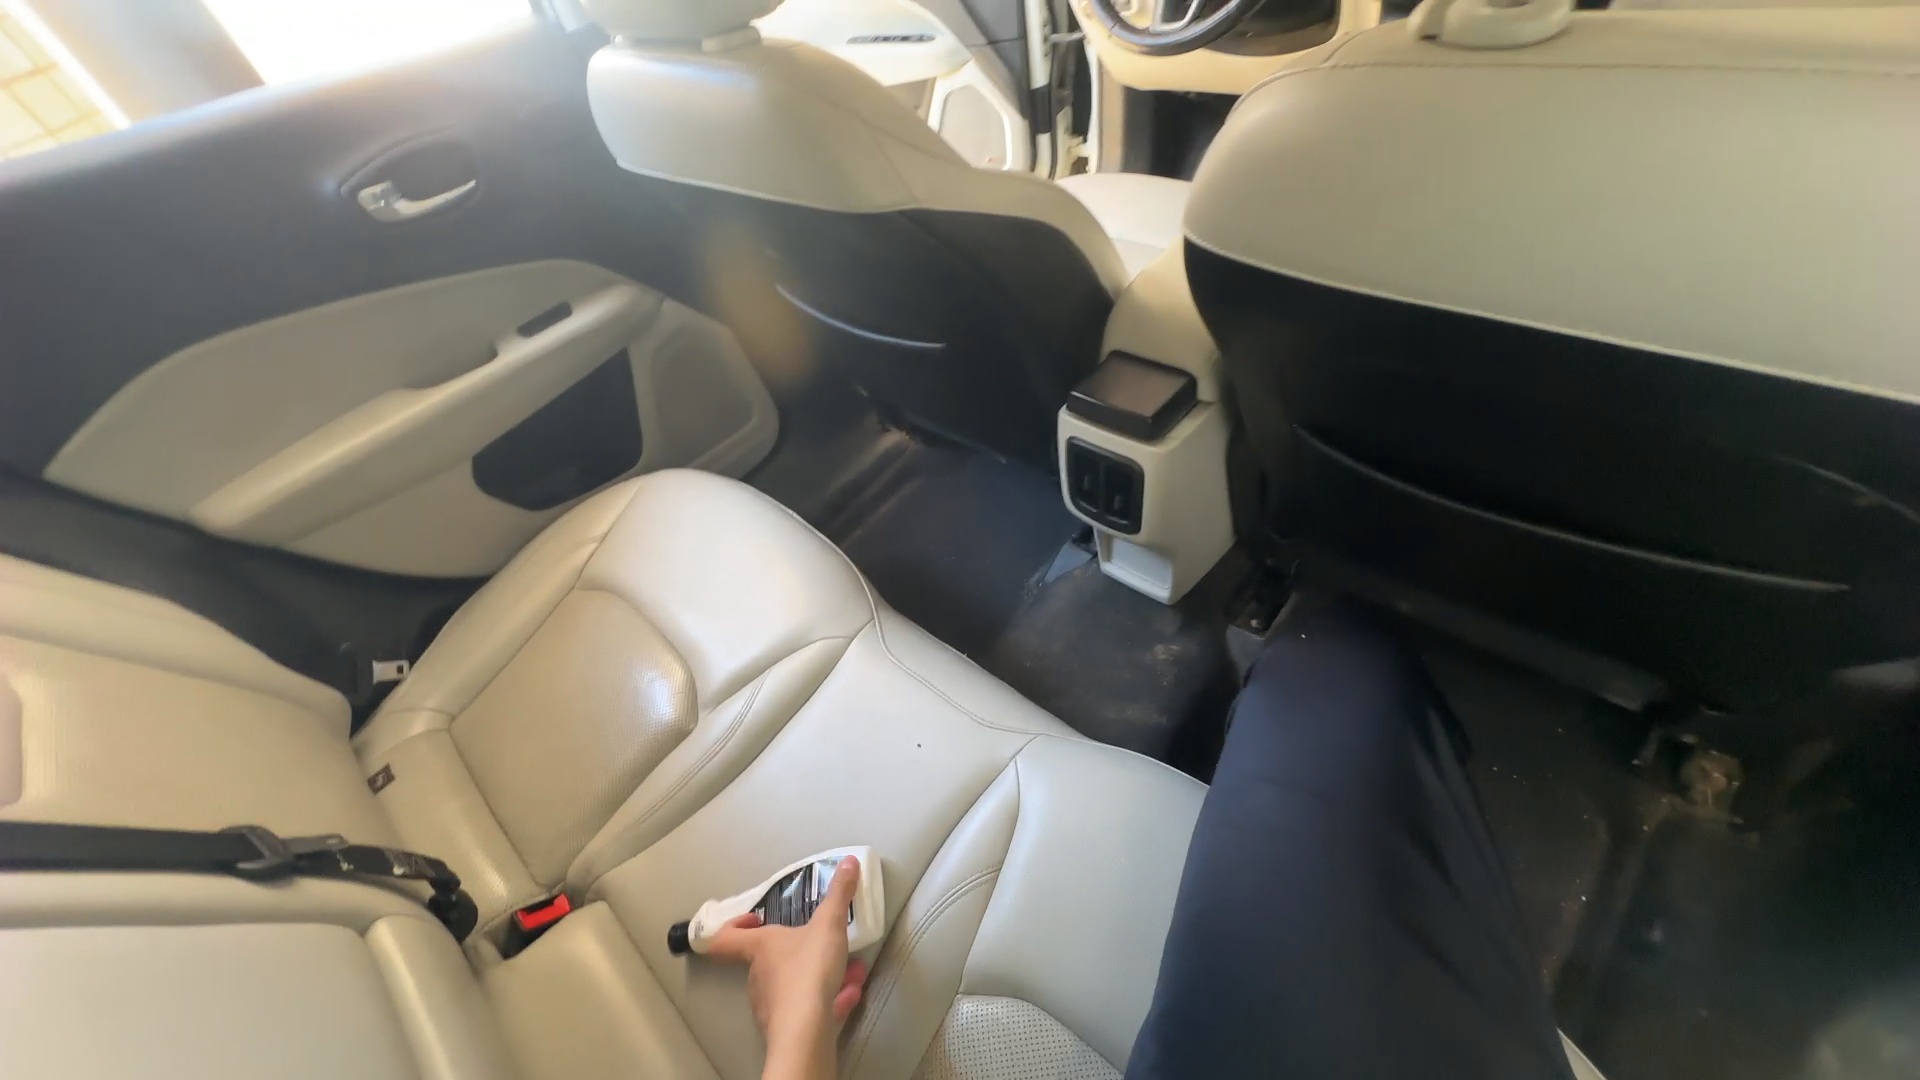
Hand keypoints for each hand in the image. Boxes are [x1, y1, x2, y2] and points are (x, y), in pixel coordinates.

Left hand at [708, 856, 871, 1079]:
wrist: (805, 1032)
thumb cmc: (808, 969)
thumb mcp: (830, 923)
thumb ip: (840, 893)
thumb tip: (849, 861)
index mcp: (760, 948)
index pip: (727, 939)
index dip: (735, 926)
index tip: (755, 917)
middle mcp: (759, 977)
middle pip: (768, 960)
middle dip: (799, 950)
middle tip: (823, 942)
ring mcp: (771, 1006)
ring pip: (793, 984)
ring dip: (820, 975)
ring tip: (851, 970)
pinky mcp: (788, 1030)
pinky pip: (807, 1008)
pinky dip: (828, 1000)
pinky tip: (851, 994)